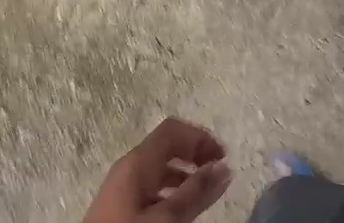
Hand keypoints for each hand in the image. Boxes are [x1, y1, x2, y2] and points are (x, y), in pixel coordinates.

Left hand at [82, 117, 232, 222]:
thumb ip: (195, 192)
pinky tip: (180, 211)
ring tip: (205, 194)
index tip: (223, 158)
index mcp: (138, 160)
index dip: (200, 137)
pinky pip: (150, 186)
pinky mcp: (119, 205)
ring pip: (158, 168)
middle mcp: (128, 166)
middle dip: (194, 154)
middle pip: (166, 146)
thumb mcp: (167, 218)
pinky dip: (170, 190)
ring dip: (184, 174)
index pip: (172, 130)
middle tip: (217, 173)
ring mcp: (122, 185)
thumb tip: (224, 167)